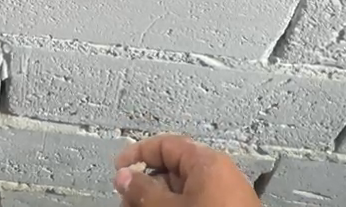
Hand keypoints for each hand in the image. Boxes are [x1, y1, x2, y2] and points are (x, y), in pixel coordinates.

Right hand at [114, 136, 260, 206]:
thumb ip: (144, 191)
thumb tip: (124, 176)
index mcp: (207, 160)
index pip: (164, 144)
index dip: (137, 154)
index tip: (119, 170)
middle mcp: (219, 172)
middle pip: (172, 170)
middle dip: (146, 186)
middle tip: (126, 203)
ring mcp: (227, 195)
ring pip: (183, 191)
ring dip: (159, 201)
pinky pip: (197, 203)